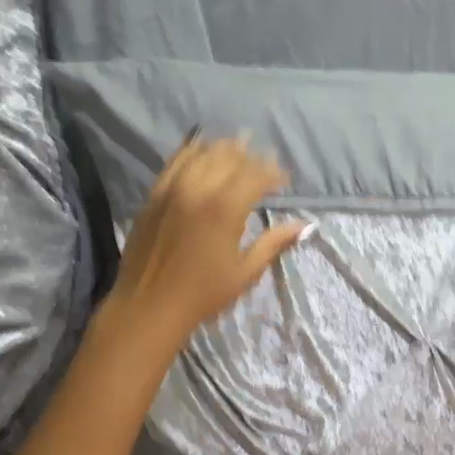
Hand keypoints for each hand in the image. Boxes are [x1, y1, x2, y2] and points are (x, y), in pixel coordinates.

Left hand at [99, 134, 307, 358]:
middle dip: (251, 157)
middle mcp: (198, 189)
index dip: (274, 173)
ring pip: (202, 153)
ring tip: (239, 150)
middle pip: (229, 157)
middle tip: (265, 163)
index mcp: (225, 209)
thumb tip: (305, 225)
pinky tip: (202, 150)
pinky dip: (193, 152)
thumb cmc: (204, 294)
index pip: (256, 175)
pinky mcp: (154, 194)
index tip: (286, 180)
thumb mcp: (246, 272)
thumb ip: (274, 242)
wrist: (149, 305)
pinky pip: (175, 161)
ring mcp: (172, 188)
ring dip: (224, 149)